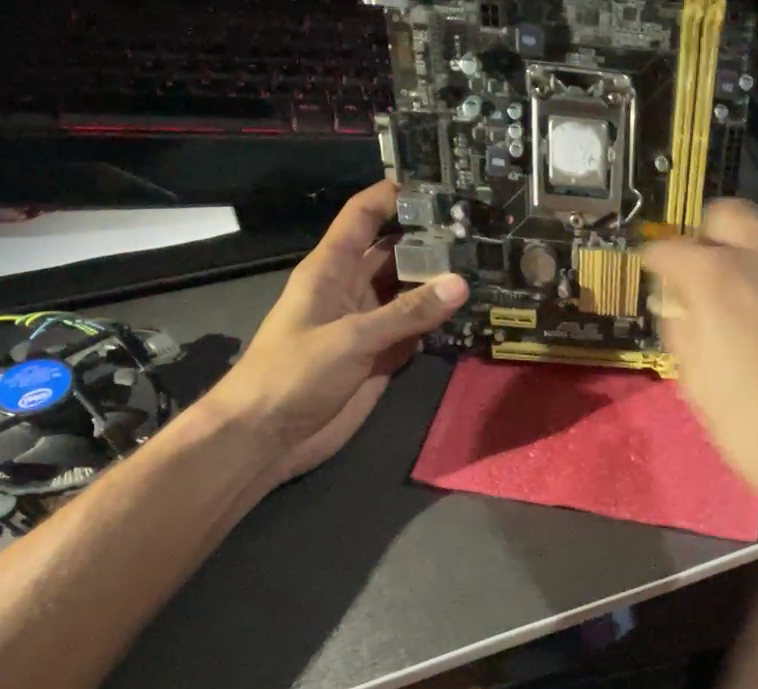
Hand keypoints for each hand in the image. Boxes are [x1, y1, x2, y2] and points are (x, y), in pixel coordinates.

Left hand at [201, 181, 468, 486]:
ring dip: (439, 287)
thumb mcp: (350, 337)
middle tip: (479, 233)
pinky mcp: (381, 360)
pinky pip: (415, 334)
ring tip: (486, 269)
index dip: (390, 197)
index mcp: (329, 271)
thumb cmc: (294, 374)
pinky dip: (439, 327)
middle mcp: (351, 291)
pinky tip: (471, 317)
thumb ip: (406, 314)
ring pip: (409, 296)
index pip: (360, 219)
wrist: (271, 434)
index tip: (433, 185)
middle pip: (393, 255)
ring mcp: (367, 327)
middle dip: (429, 242)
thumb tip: (460, 283)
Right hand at [643, 200, 757, 562]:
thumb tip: (679, 307)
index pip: (670, 249)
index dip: (656, 264)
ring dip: (750, 258)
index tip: (655, 281)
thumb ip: (683, 334)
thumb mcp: (700, 392)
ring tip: (746, 307)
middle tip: (701, 285)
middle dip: (707, 242)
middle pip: (727, 218)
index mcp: (719, 281)